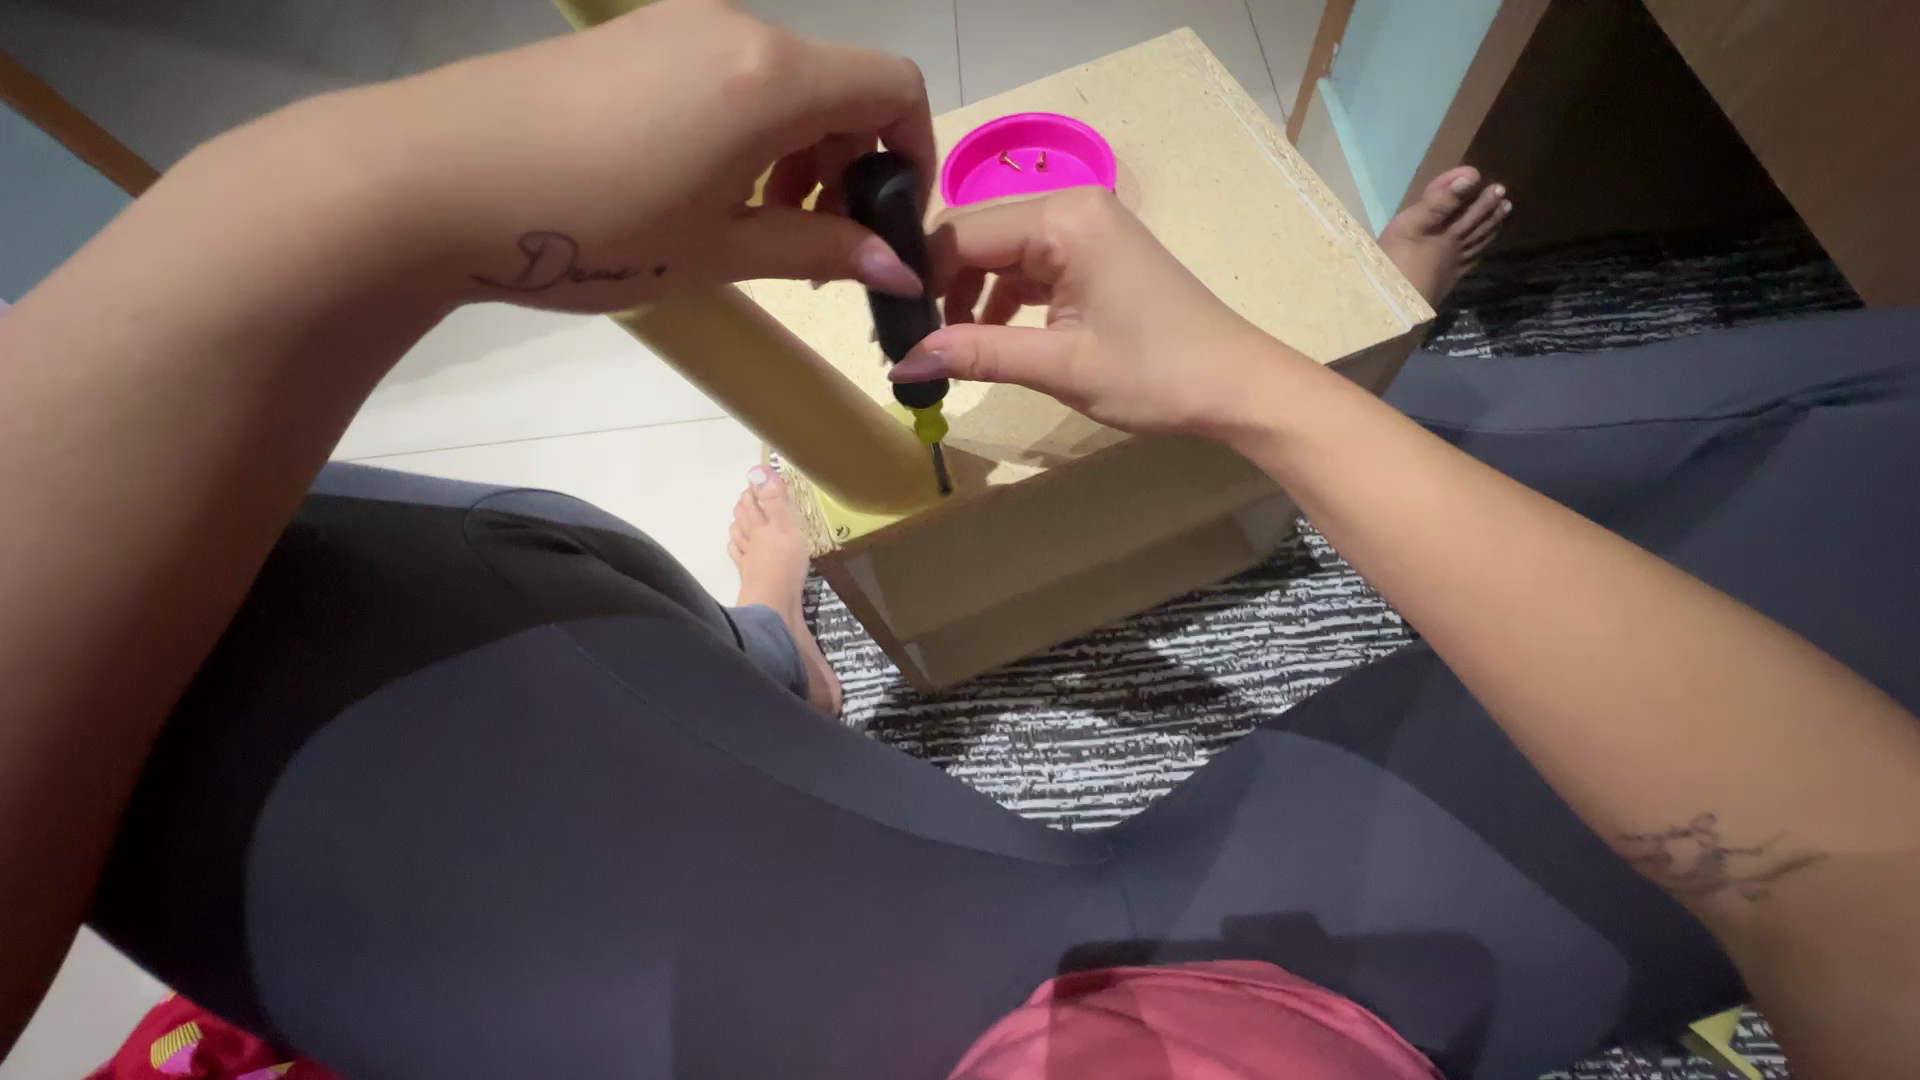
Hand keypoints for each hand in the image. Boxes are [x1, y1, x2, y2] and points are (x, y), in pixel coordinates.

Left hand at [311, 0, 932, 310]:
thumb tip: (902, 269)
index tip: (892, 223)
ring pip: (789, 86)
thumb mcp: (725, 251)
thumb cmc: (598, 229)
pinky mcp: (640, 38)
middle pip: (843, 87)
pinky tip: (716, 190)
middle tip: (822, 245)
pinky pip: (735, 78)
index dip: (915, 154)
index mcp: (771, 78)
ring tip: (766, 226)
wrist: (433, 180)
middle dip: (855, 168)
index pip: (894, 87)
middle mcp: (738, 29)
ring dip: (805, 156)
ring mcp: (682, 25)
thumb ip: (822, 249)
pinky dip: (756, 135)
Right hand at [889, 187, 1311, 437]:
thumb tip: (903, 364)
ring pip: (1000, 254)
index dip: (920, 280)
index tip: (894, 330)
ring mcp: (1085, 229)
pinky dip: (1004, 302)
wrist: (1235, 386)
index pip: (961, 234)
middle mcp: (1070, 207)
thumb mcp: (1059, 365)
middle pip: (977, 238)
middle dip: (942, 290)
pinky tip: (992, 339)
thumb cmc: (1154, 374)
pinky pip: (1029, 268)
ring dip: (971, 299)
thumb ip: (978, 355)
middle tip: (915, 344)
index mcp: (1062, 219)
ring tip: (949, 350)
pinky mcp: (1094, 255)